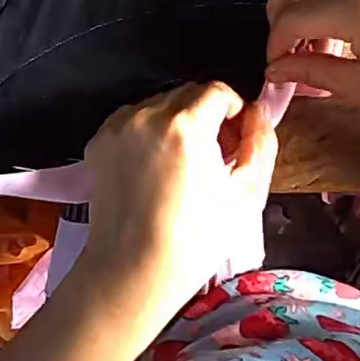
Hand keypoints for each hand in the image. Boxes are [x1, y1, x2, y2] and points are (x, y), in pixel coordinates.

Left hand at [77, 82, 277, 320]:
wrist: (134, 269)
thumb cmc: (194, 239)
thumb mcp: (246, 193)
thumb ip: (260, 142)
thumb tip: (258, 112)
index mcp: (185, 125)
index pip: (218, 91)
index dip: (235, 111)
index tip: (236, 137)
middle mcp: (146, 116)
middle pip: (188, 93)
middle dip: (206, 115)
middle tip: (214, 154)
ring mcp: (118, 127)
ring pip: (159, 104)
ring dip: (177, 121)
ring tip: (183, 164)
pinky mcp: (99, 141)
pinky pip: (133, 120)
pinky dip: (149, 132)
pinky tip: (156, 168)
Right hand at [263, 0, 359, 129]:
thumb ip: (314, 72)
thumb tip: (275, 70)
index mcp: (358, 7)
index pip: (290, 16)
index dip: (274, 45)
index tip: (276, 70)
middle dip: (277, 11)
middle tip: (286, 47)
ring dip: (303, 5)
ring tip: (316, 48)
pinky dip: (327, 1)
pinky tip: (343, 37)